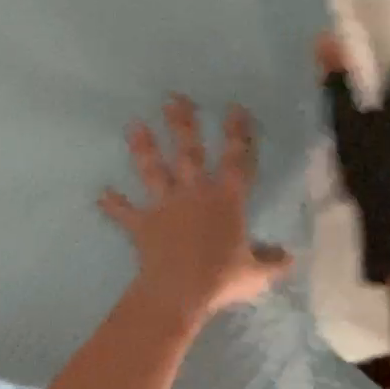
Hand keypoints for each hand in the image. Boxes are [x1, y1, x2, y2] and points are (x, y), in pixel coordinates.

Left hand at [99, 95, 291, 318]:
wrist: (180, 290)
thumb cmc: (223, 278)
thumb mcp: (257, 272)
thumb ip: (273, 261)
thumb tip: (289, 256)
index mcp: (227, 200)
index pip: (238, 160)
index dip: (238, 134)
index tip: (235, 108)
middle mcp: (195, 194)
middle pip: (189, 152)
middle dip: (182, 124)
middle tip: (173, 99)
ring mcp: (165, 206)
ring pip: (153, 171)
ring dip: (143, 148)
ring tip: (134, 125)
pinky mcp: (142, 224)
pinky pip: (124, 212)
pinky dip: (113, 204)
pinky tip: (100, 194)